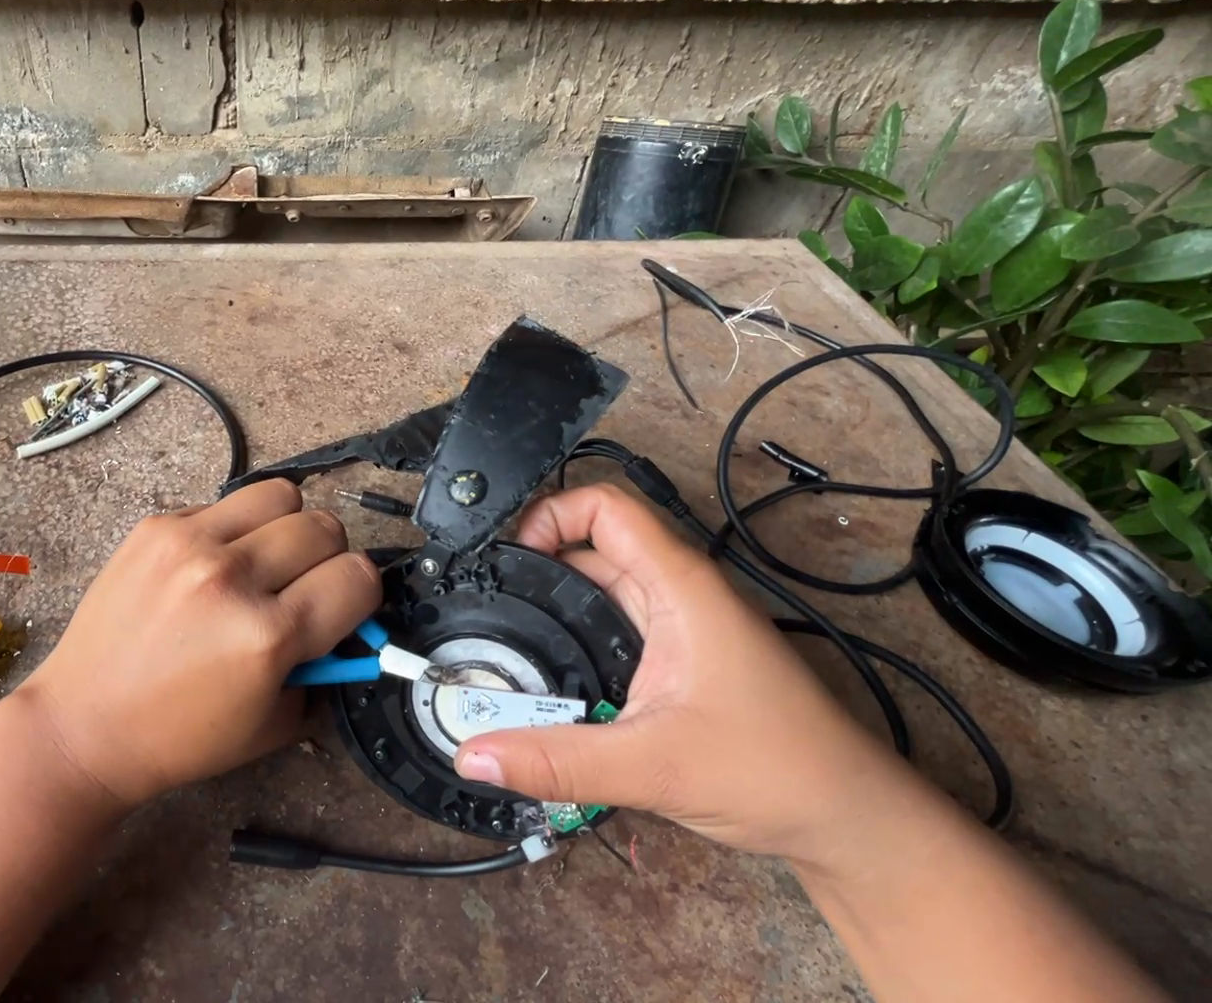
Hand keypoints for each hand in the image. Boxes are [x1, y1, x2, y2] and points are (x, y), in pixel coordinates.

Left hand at [16, 479, 381, 810]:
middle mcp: (231, 579)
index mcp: (268, 636)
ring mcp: (189, 545)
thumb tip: (354, 623)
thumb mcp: (274, 724)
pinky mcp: (156, 527)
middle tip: (299, 588)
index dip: (361, 595)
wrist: (85, 724)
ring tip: (261, 562)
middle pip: (325, 528)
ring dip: (285, 528)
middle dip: (327, 559)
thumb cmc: (180, 737)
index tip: (343, 606)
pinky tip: (209, 567)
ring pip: (281, 496)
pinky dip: (232, 531)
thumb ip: (326, 669)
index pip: (359, 577)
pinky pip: (224, 504)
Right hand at [453, 483, 927, 864]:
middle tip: (490, 604)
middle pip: (590, 545)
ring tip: (507, 635)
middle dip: (535, 565)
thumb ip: (555, 761)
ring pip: (600, 587)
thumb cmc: (782, 773)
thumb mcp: (651, 766)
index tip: (508, 557)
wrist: (850, 820)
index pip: (604, 507)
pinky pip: (612, 623)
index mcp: (681, 588)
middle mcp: (679, 594)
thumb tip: (477, 755)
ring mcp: (680, 624)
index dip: (548, 515)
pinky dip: (573, 634)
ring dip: (553, 604)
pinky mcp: (678, 655)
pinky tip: (550, 672)